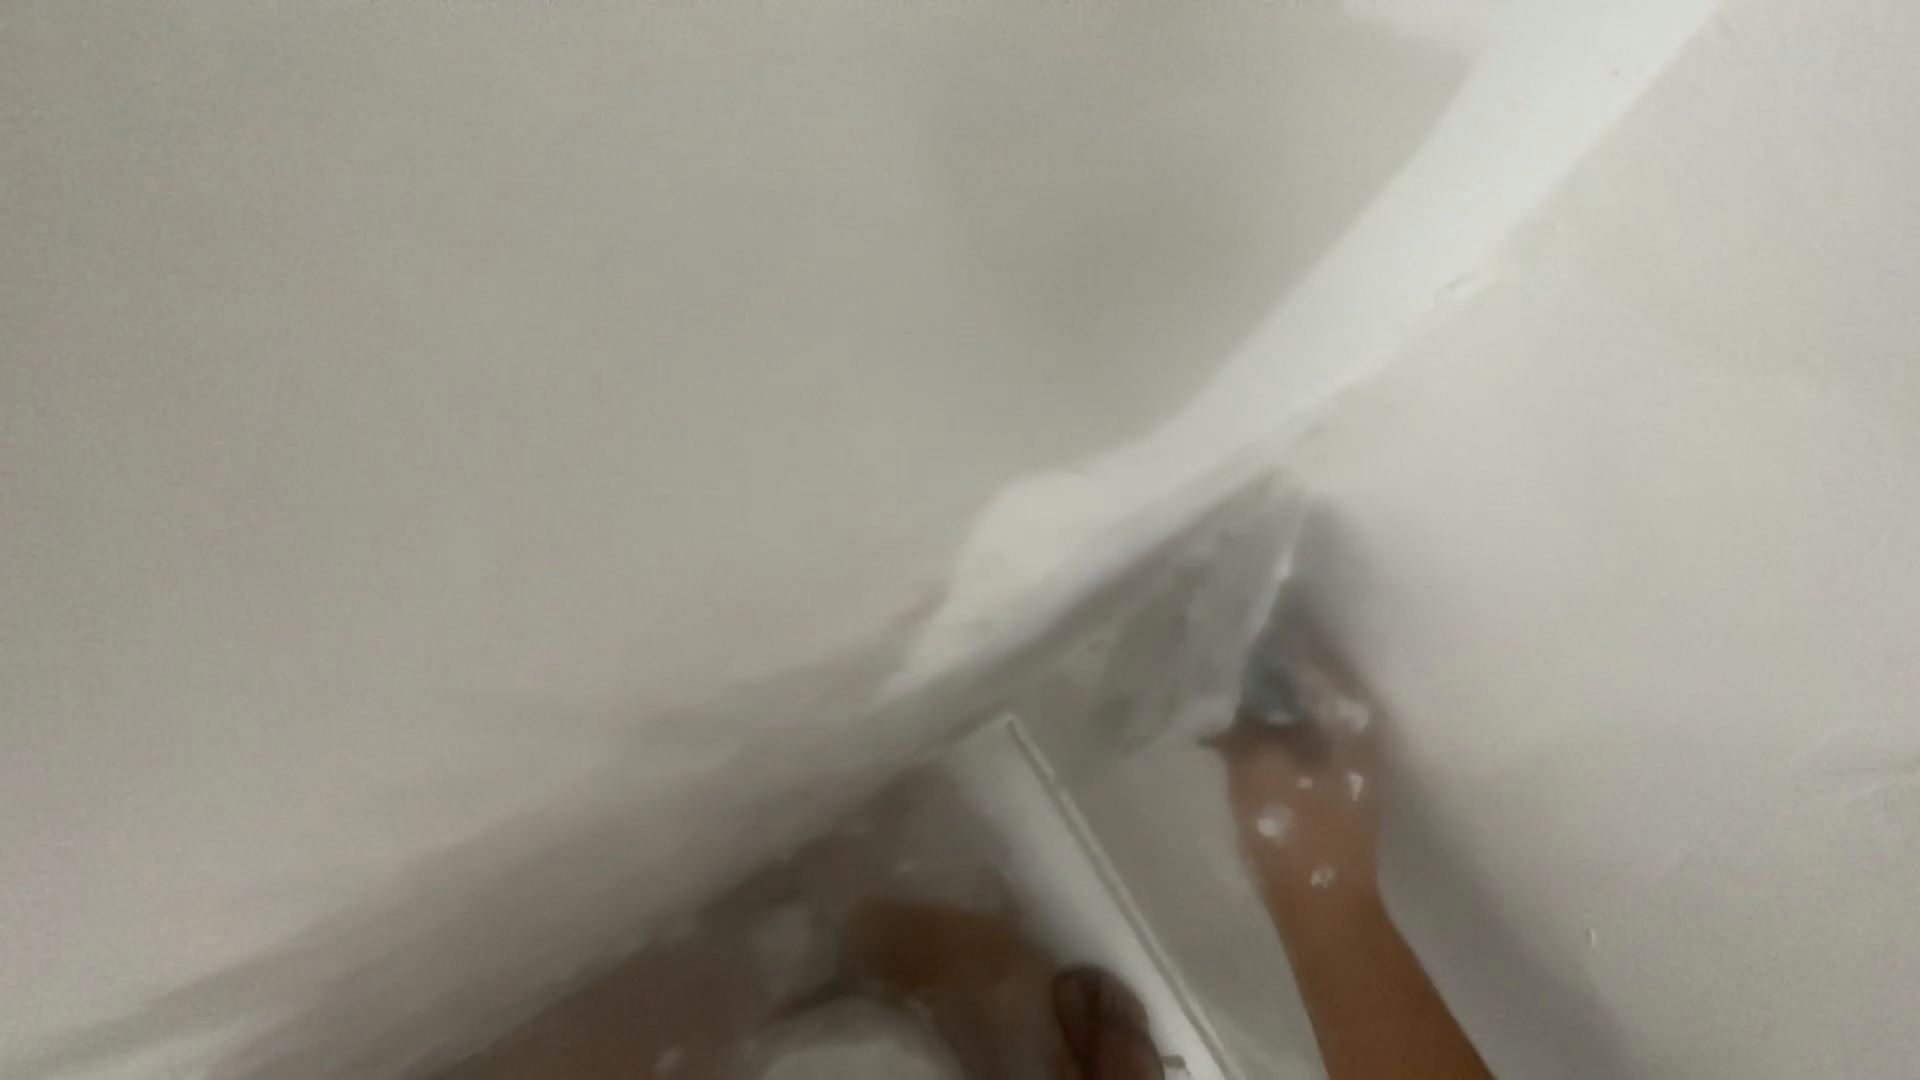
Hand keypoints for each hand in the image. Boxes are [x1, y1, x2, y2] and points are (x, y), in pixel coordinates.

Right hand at [1212, 626, 1385, 906]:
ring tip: (1217, 688)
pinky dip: (1263, 727)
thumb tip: (1219, 686)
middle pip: (1302, 684)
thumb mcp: (1256, 766)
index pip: (1306, 661)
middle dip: (1260, 672)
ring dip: (1260, 700)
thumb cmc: (1295, 831)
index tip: (1227, 634)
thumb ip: (1239, 720)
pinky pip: (1291, 736)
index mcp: (1349, 721)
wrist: (1322, 906)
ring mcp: (1342, 758)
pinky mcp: (1325, 780)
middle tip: (1216, 660)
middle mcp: (1354, 731)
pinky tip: (1229, 726)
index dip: (1266, 647)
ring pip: (1294, 711)